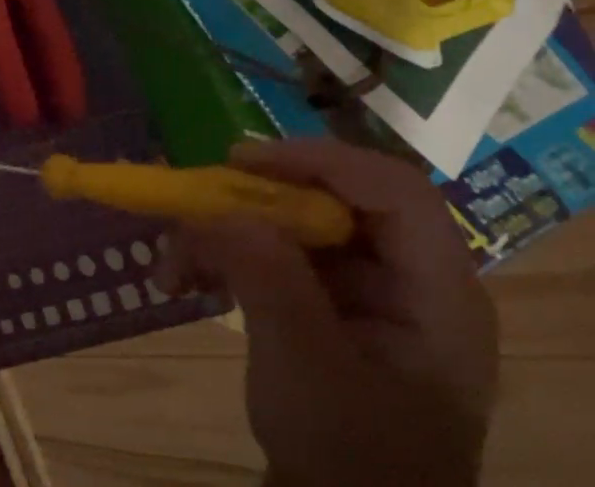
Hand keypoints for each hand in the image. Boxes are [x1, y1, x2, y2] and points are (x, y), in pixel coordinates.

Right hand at [157, 139, 496, 486]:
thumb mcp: (305, 363)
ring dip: (222, 235)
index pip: (393, 192)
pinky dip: (222, 260)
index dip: (317, 161)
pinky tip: (180, 283)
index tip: (235, 163)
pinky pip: (271, 258)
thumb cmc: (346, 447)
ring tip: (171, 266)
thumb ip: (268, 277)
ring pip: (289, 228)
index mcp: (437, 293)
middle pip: (331, 204)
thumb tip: (217, 208)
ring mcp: (367, 297)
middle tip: (185, 211)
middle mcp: (408, 282)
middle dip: (248, 204)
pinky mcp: (326, 310)